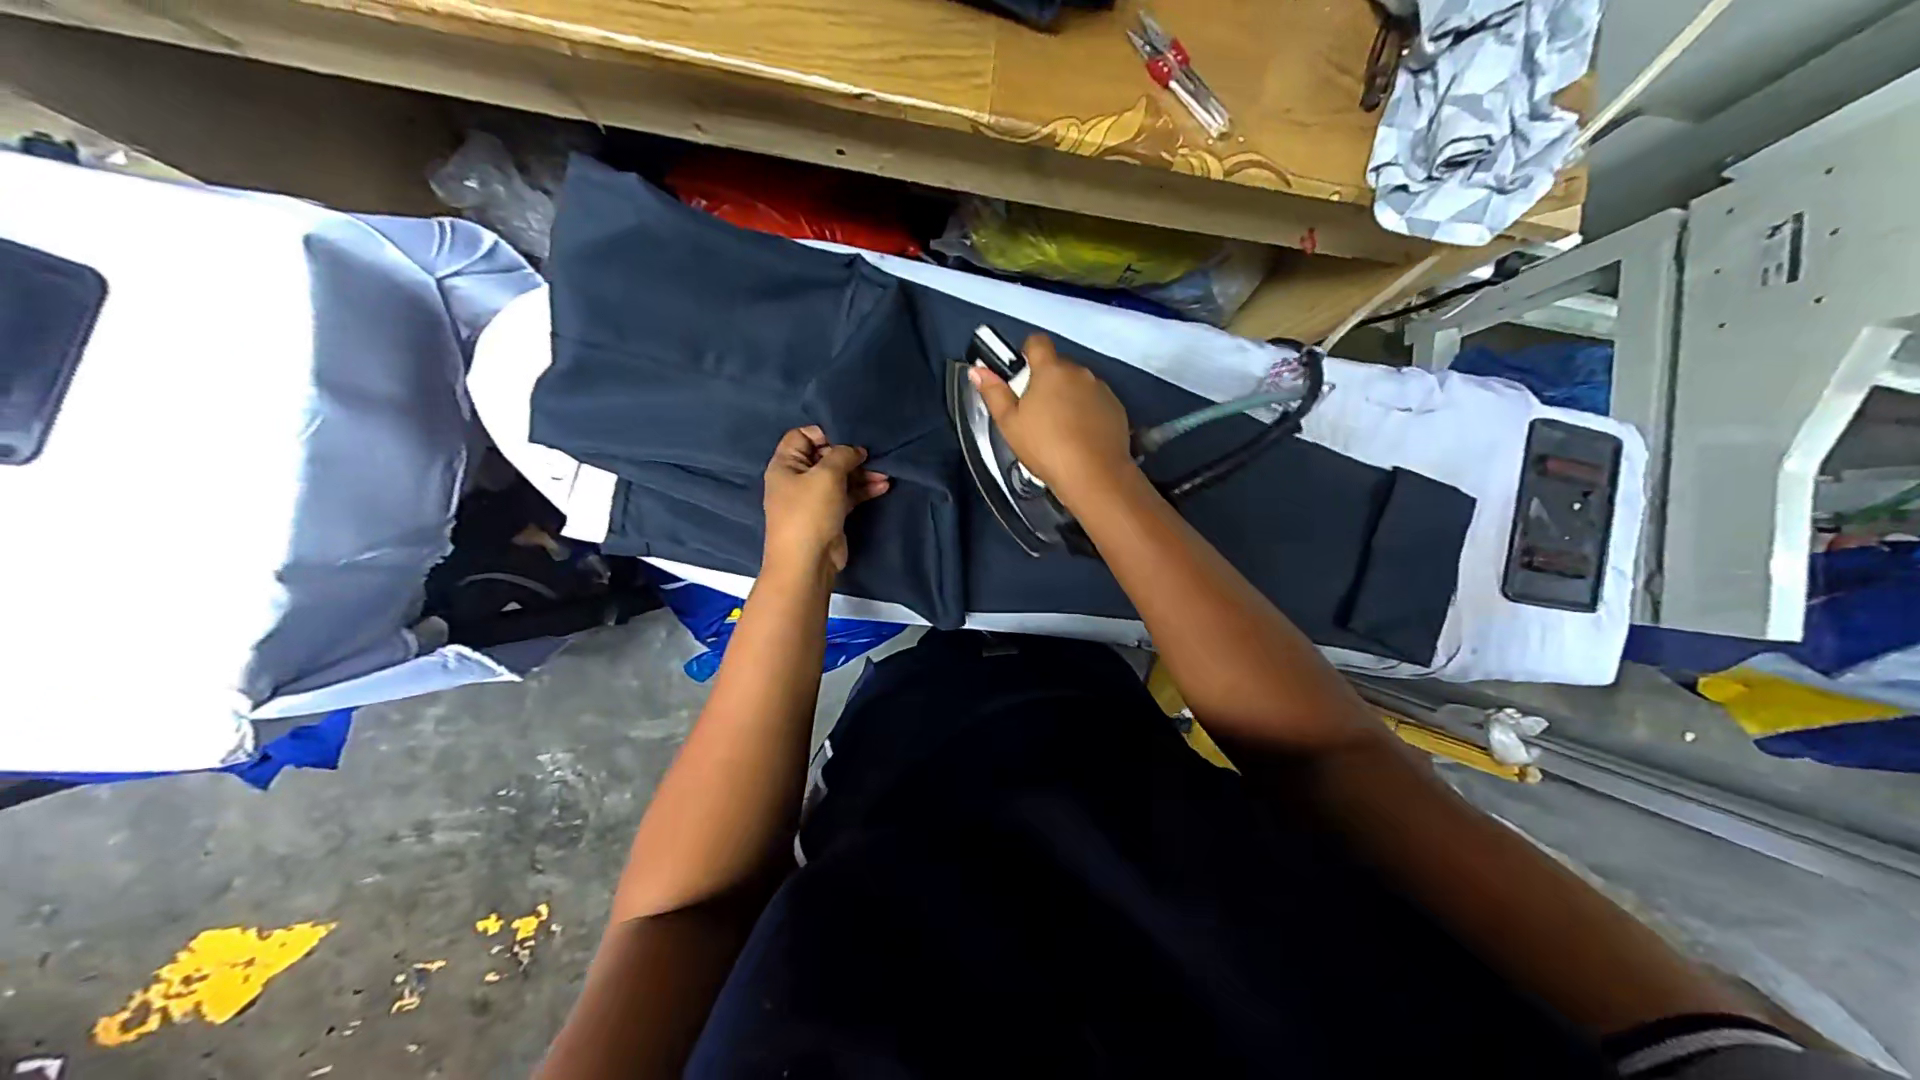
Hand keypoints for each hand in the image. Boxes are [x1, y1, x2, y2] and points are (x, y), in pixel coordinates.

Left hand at [762, 425, 889, 574]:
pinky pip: (847, 495)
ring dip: (862, 473)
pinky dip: (864, 489)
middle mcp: (797, 479)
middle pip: (825, 456)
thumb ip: (842, 454)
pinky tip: (883, 485)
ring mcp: (813, 498)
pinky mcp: (829, 514)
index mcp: (785, 465)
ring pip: (840, 477)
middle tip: (872, 454)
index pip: (802, 436)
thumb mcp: (826, 475)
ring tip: (885, 472)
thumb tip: (855, 450)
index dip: (825, 432)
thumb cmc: (810, 512)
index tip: (850, 436)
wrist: (808, 563)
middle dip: (850, 455)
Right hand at [968, 333, 1136, 508]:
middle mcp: (1079, 372)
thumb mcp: (1010, 424)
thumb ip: (994, 393)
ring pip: (1079, 384)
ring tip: (1060, 428)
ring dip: (1069, 397)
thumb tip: (977, 370)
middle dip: (1047, 381)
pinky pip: (1096, 402)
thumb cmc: (1046, 447)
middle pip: (1059, 366)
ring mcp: (1101, 389)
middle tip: (1036, 411)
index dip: (1027, 352)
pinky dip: (1087, 412)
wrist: (1094, 474)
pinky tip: (1081, 436)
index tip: (1021, 372)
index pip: (1038, 342)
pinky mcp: (1116, 408)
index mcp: (1050, 370)